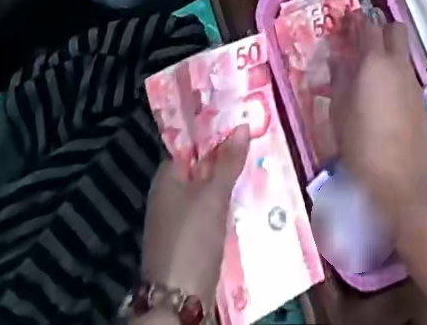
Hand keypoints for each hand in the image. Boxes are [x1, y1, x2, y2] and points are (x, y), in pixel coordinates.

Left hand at [140, 127, 250, 300]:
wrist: (178, 304)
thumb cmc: (191, 239)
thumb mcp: (213, 196)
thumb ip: (228, 162)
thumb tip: (242, 125)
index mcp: (166, 177)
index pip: (191, 144)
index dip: (215, 133)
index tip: (241, 122)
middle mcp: (169, 195)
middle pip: (201, 169)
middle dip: (227, 159)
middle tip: (257, 144)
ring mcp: (178, 221)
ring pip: (207, 193)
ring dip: (230, 185)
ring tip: (260, 170)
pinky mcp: (189, 243)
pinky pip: (211, 215)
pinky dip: (227, 209)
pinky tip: (248, 206)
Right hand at [333, 18, 426, 226]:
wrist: (401, 185)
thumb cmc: (360, 144)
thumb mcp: (338, 110)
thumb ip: (339, 78)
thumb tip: (338, 60)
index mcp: (375, 61)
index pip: (368, 25)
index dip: (356, 20)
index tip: (346, 22)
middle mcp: (399, 66)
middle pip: (396, 30)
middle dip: (380, 30)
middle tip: (361, 44)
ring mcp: (414, 85)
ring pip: (403, 56)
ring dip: (388, 56)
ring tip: (369, 77)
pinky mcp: (423, 105)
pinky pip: (408, 79)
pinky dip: (396, 79)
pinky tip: (383, 102)